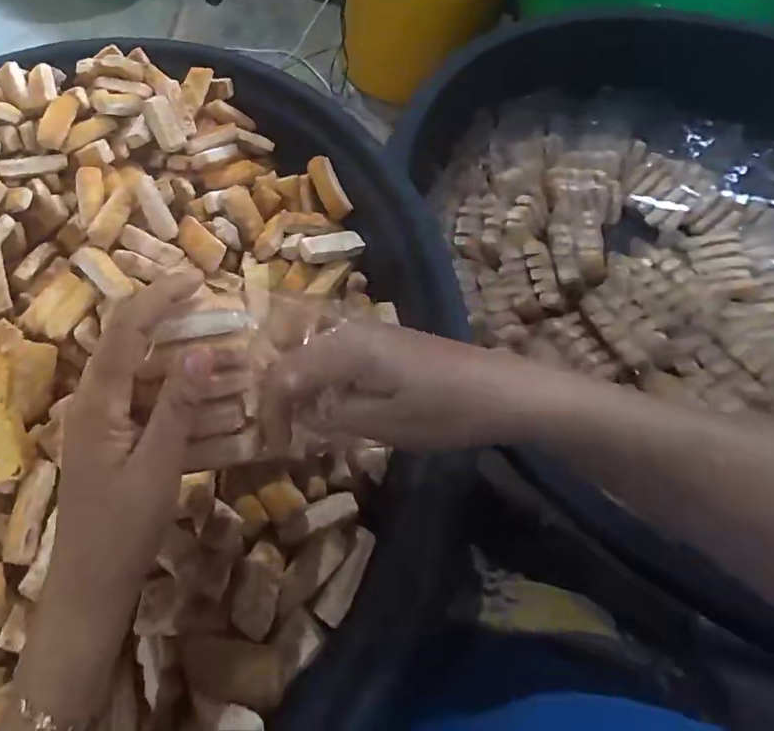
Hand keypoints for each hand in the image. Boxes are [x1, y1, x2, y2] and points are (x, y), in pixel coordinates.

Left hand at [48, 270, 213, 595]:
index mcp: (96, 401)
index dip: (159, 298)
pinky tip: (183, 372)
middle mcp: (88, 397)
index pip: (126, 331)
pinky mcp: (102, 430)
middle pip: (119, 335)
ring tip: (197, 322)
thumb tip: (203, 351)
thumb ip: (178, 409)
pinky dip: (157, 368)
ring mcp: (92, 414)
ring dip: (158, 335)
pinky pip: (129, 384)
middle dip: (157, 307)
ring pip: (124, 357)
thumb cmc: (122, 532)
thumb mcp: (158, 470)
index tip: (195, 279)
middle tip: (199, 294)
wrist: (87, 586)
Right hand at [265, 319, 530, 450]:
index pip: (284, 374)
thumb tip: (300, 412)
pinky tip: (327, 401)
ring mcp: (361, 328)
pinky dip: (316, 374)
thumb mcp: (386, 425)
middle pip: (288, 353)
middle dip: (276, 391)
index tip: (276, 445)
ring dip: (294, 381)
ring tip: (298, 419)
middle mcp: (345, 328)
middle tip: (280, 429)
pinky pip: (328, 349)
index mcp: (344, 348)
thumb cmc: (445, 411)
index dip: (271, 409)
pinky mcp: (376, 337)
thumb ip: (333, 416)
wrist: (502, 389)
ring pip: (305, 348)